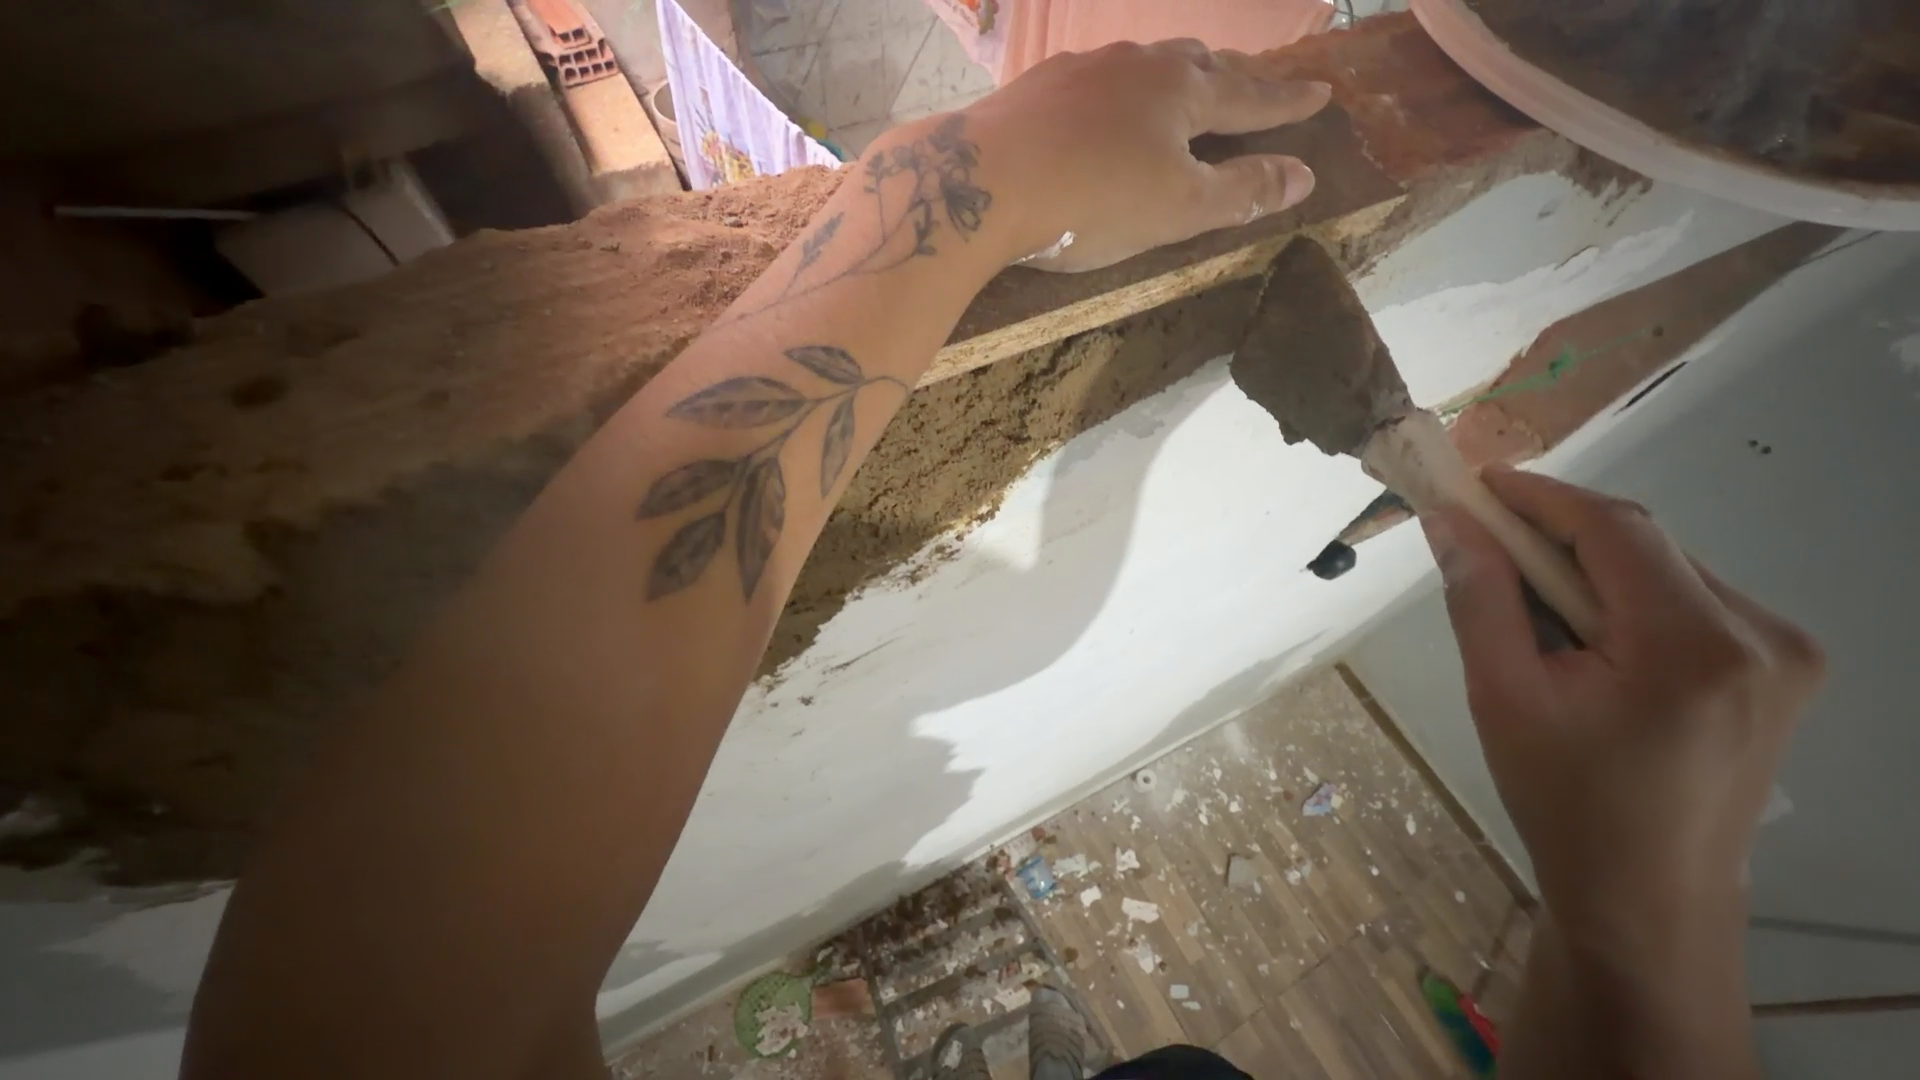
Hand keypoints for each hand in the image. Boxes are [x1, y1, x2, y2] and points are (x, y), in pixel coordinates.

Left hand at [960, 40, 1329, 271]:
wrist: (983, 184)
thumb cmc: (1091, 202)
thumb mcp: (1177, 209)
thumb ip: (1241, 191)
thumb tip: (1304, 174)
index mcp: (1182, 94)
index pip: (1250, 98)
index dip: (1286, 103)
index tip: (1321, 93)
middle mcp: (1137, 67)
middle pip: (1199, 65)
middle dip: (1234, 76)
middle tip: (1257, 80)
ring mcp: (1082, 71)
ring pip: (1144, 64)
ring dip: (1174, 74)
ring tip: (1184, 83)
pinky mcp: (1036, 88)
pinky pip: (1094, 81)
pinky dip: (1117, 91)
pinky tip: (1103, 102)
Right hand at [1421, 467, 1822, 955]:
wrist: (1645, 895)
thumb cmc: (1561, 798)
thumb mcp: (1501, 694)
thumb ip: (1479, 596)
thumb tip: (1449, 521)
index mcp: (1694, 645)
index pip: (1614, 529)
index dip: (1540, 495)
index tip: (1475, 481)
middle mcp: (1763, 635)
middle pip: (1642, 545)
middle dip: (1557, 535)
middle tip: (1483, 543)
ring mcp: (1786, 653)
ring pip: (1663, 569)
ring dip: (1588, 568)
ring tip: (1528, 606)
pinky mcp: (1782, 669)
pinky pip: (1686, 600)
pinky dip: (1622, 597)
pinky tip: (1583, 636)